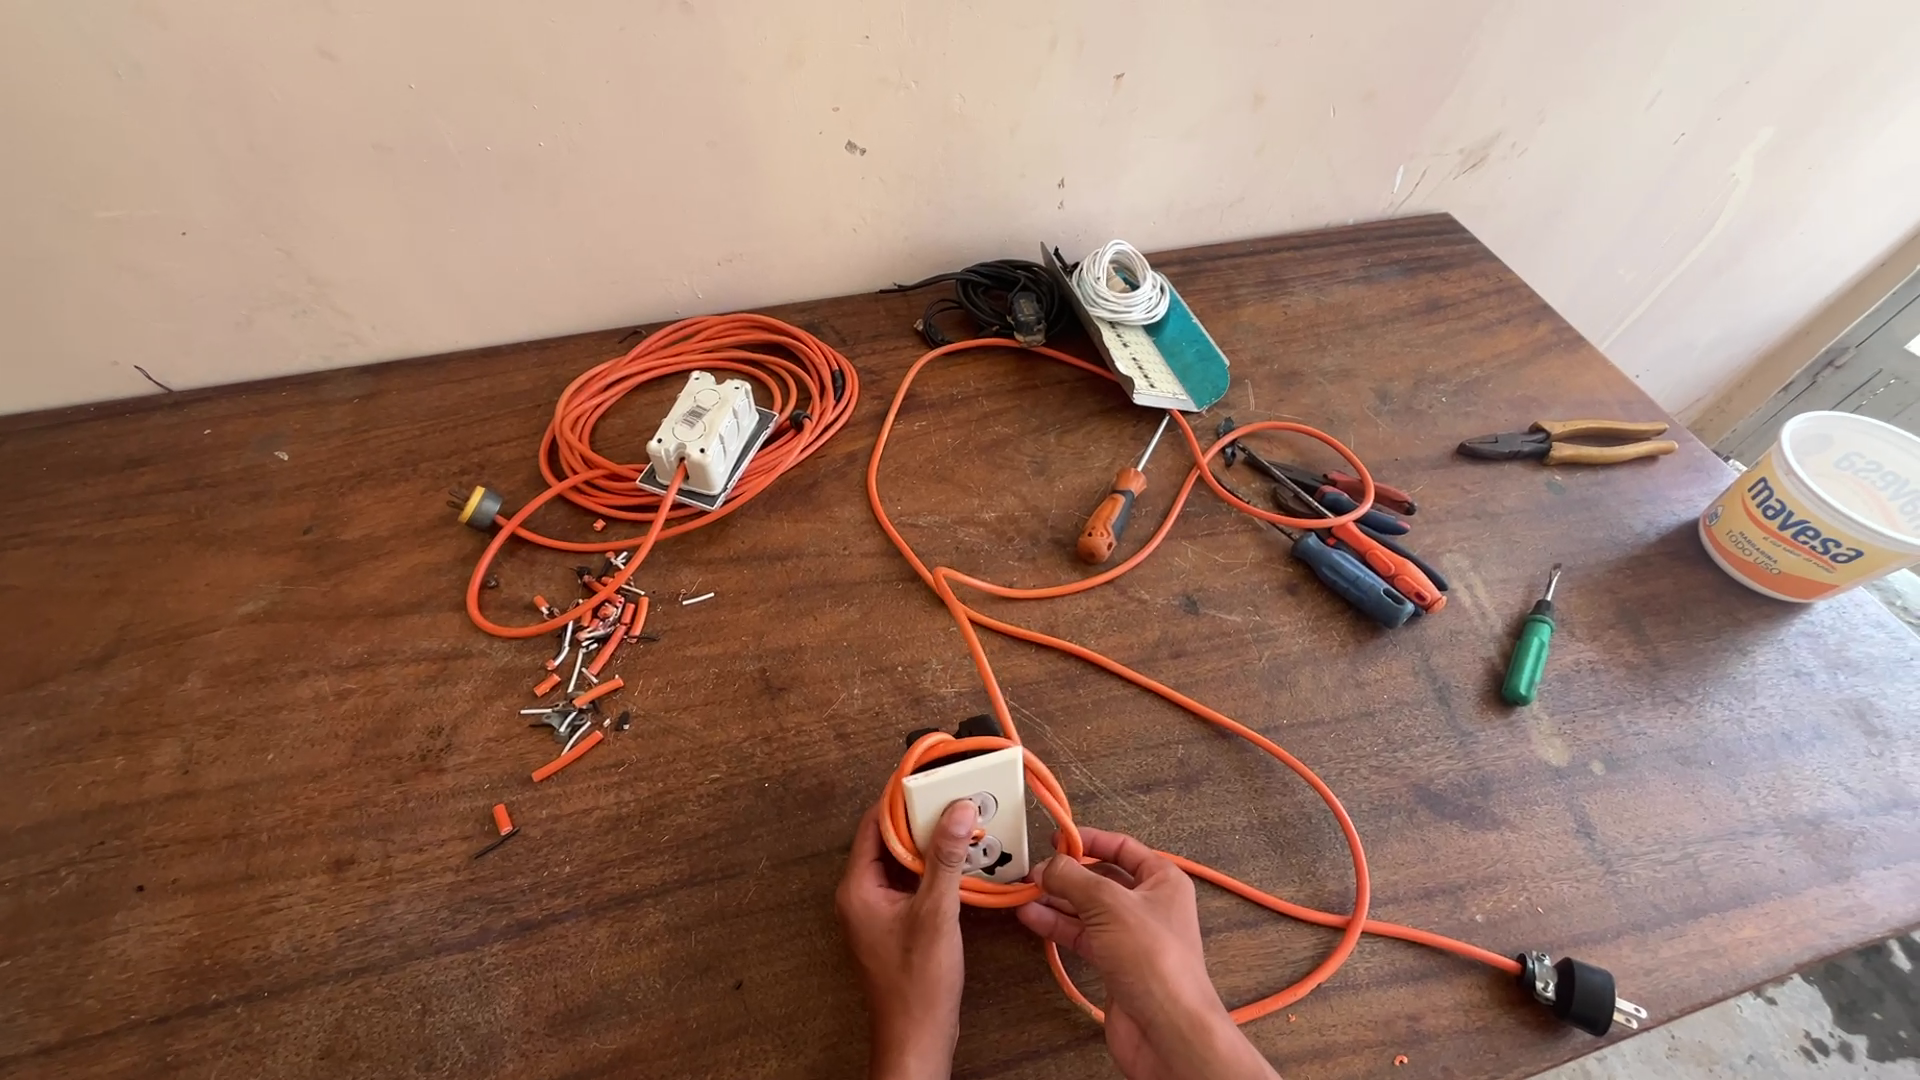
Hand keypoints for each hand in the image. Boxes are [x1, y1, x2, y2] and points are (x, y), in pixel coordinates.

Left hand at [836, 798, 979, 1079]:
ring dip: (928, 844)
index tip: (927, 779)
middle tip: (950, 799)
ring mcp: (877, 910)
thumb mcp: (936, 913)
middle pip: (888, 840)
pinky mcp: (894, 923)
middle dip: (919, 820)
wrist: (917, 1042)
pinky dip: (931, 868)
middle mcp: (861, 894)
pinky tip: (958, 862)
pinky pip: (910, 882)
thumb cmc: (918, 984)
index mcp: (857, 887)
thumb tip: (957, 810)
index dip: (899, 800)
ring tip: (959, 824)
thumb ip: (946, 859)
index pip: (873, 825)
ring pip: (901, 861)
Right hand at [1016, 829, 1279, 1079]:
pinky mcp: (1115, 964)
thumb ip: (1073, 878)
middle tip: (1037, 870)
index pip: (1122, 847)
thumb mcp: (1109, 904)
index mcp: (1162, 880)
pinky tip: (1033, 917)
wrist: (1167, 1031)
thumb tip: (1048, 865)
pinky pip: (1082, 935)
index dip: (1090, 840)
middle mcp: (1149, 905)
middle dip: (1067, 874)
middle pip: (1101, 878)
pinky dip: (1058, 924)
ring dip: (1057, 899)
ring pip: (1087, 908)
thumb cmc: (1154, 960)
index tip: (1059, 839)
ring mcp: (1131, 936)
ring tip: (1026, 892)